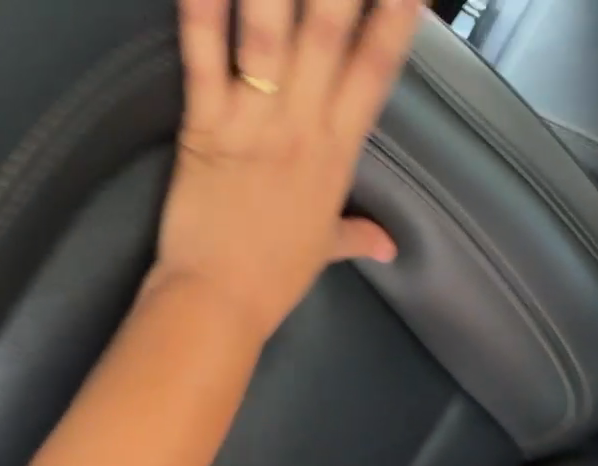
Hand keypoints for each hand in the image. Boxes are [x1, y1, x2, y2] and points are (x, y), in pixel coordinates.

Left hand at [151, 0, 422, 341]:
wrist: (218, 304)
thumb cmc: (272, 279)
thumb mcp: (323, 251)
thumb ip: (358, 235)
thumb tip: (389, 246)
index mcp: (337, 154)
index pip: (377, 71)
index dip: (397, 17)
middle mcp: (302, 128)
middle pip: (329, 34)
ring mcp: (253, 125)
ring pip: (268, 34)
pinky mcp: (205, 127)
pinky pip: (203, 57)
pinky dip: (201, 11)